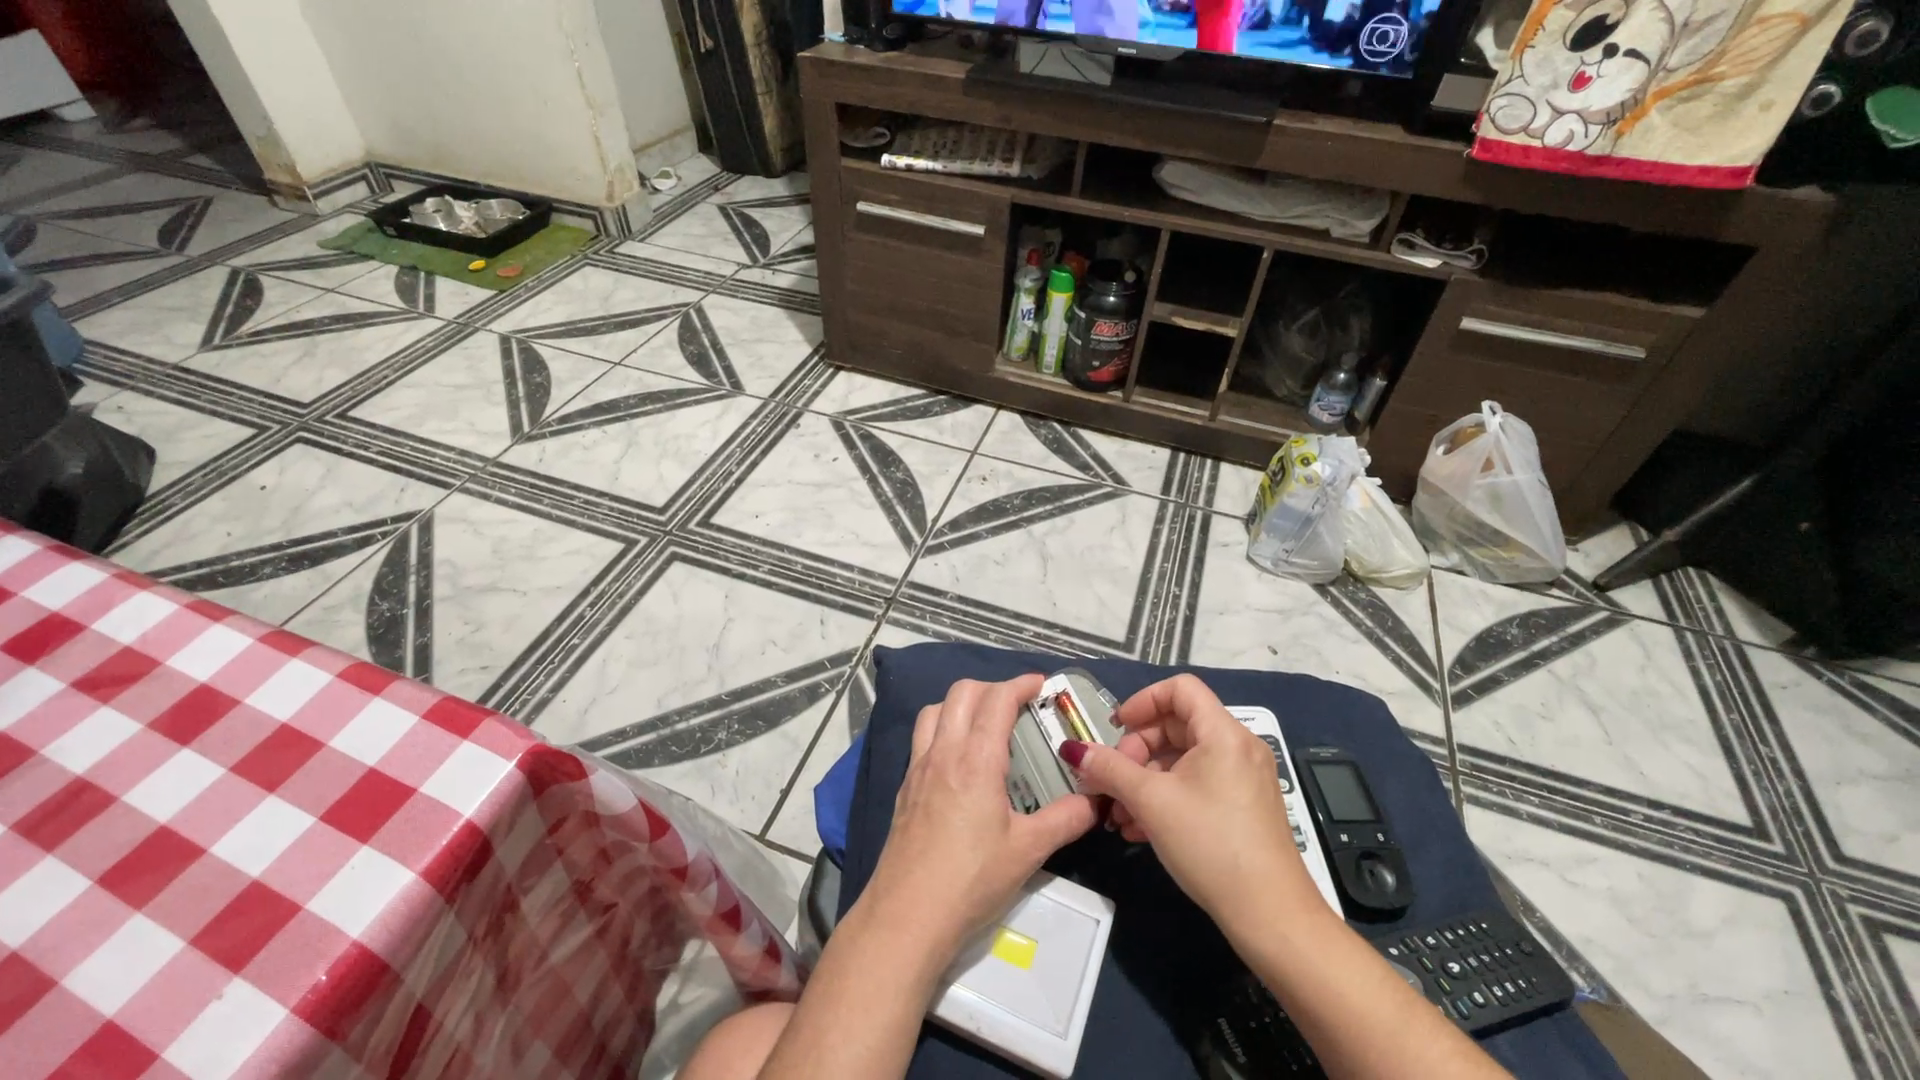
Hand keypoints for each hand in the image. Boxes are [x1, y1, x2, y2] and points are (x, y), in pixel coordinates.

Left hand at [859, 675, 1099, 960]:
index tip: (1041, 685)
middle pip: (961, 693)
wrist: (907, 916)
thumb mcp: (1029, 851)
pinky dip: (944, 731)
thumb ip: (1067, 819)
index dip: (1020, 684)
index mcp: (975, 760)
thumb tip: (1097, 800)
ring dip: (962, 705)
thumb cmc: (971, 880)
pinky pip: (922, 740)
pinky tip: (961, 763)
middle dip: (992, 688)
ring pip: (934, 711)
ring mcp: (917, 770)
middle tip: (1018, 705)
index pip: (996, 700)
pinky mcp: (905, 790)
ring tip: (987, 726)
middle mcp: (942, 753)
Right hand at [1059, 675, 1319, 936]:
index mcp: (1223, 733)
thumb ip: (1109, 769)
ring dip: (1144, 781)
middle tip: (1112, 782)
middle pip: (1177, 725)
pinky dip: (1165, 798)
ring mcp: (1243, 779)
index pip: (1180, 689)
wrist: (1269, 913)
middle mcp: (1238, 748)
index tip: (1115, 729)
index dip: (1142, 701)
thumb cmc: (1209, 844)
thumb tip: (1073, 749)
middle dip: (1136, 751)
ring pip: (1182, 761)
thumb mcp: (1151, 802)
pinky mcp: (1242, 809)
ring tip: (1118, 815)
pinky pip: (1196, 786)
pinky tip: (1139, 831)